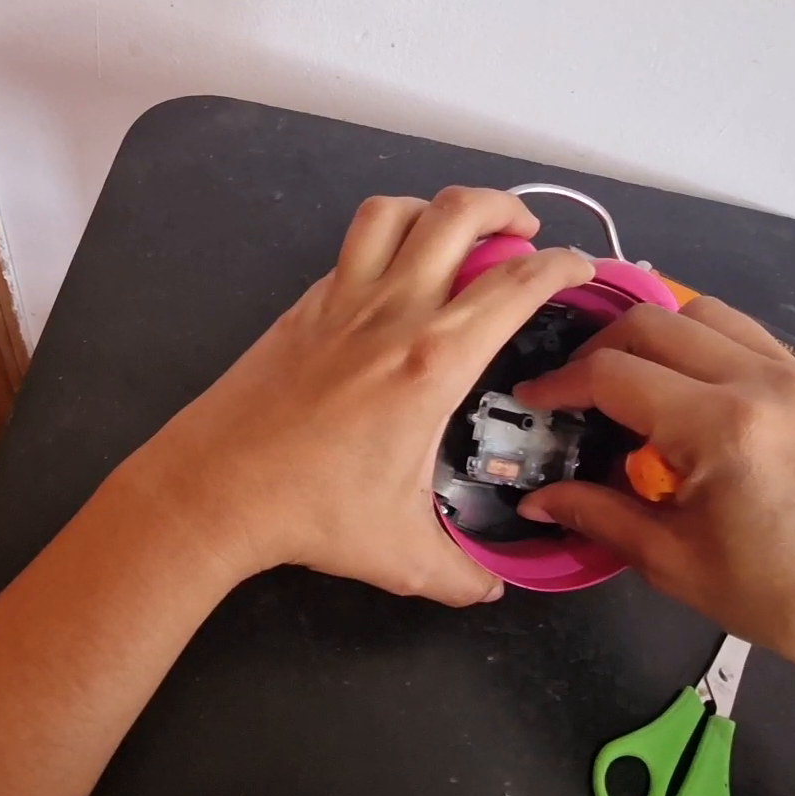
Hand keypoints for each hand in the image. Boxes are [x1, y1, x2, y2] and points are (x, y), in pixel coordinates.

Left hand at [106, 187, 592, 606]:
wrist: (214, 485)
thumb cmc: (312, 511)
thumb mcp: (402, 555)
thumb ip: (460, 575)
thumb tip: (490, 589)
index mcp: (433, 359)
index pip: (515, 284)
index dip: (561, 265)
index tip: (579, 268)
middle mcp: (392, 311)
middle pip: (456, 214)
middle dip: (503, 207)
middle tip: (523, 234)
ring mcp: (340, 299)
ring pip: (392, 212)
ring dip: (433, 209)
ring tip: (452, 236)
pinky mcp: (302, 306)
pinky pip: (352, 248)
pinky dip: (385, 241)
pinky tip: (390, 280)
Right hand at [512, 298, 794, 697]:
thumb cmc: (780, 601)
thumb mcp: (671, 562)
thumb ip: (595, 513)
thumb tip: (533, 501)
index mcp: (720, 428)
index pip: (611, 374)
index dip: (559, 382)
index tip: (532, 398)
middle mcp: (764, 383)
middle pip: (653, 322)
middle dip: (598, 347)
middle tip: (577, 387)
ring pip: (706, 314)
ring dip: (655, 335)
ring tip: (636, 379)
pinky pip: (754, 341)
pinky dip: (707, 350)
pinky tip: (701, 399)